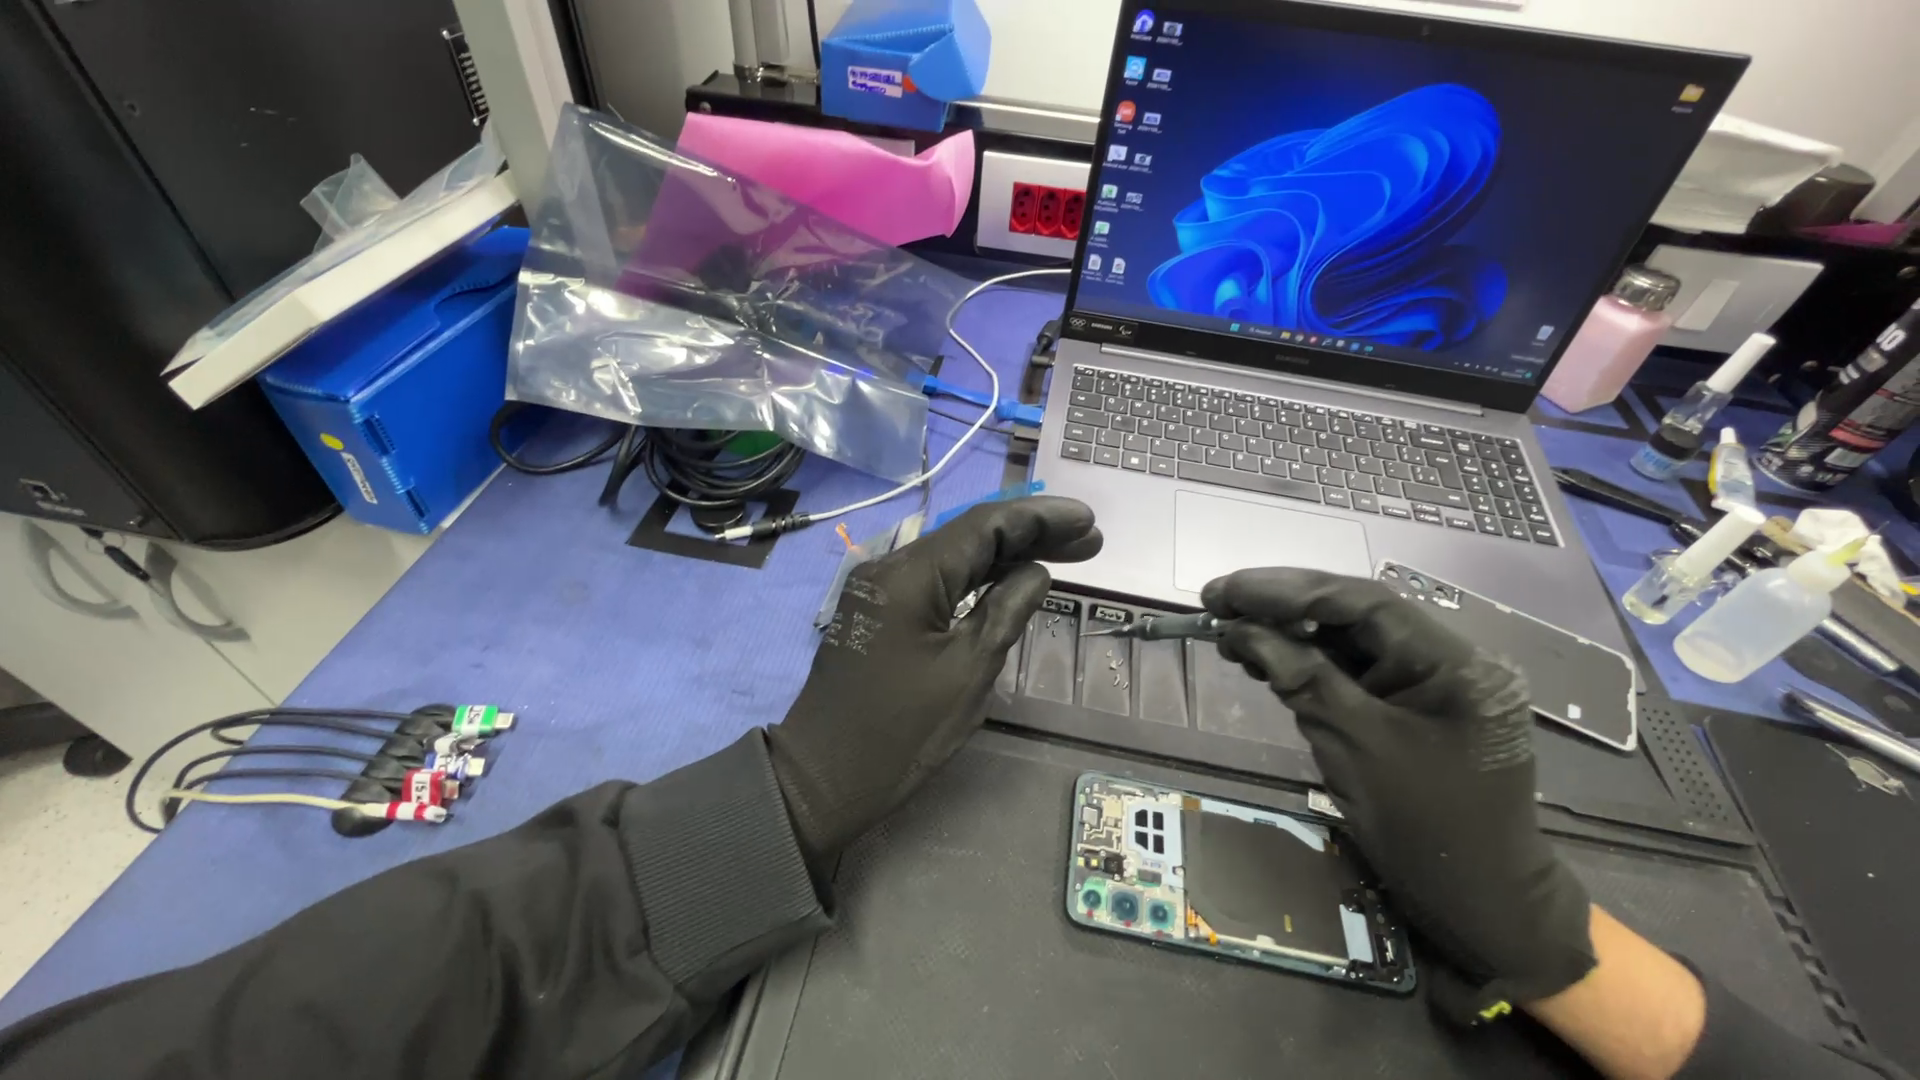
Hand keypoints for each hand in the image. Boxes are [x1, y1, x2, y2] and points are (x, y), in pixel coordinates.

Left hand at [768, 497, 1101, 865]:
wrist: (823, 777)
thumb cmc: (901, 732)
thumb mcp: (968, 672)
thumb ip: (1006, 610)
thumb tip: (1035, 572)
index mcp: (911, 574)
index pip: (985, 525)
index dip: (1040, 519)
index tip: (1088, 519)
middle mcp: (892, 567)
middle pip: (971, 536)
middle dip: (1031, 534)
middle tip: (1089, 539)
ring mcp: (882, 589)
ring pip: (954, 557)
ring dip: (1007, 555)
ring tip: (1066, 555)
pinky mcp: (881, 612)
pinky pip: (937, 582)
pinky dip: (977, 579)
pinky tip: (1012, 581)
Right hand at [1202, 568, 1594, 1006]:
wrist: (1479, 902)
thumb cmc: (1425, 823)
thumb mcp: (1354, 743)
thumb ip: (1300, 676)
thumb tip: (1239, 629)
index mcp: (1452, 661)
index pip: (1361, 602)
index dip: (1288, 590)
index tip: (1227, 591)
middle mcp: (1444, 658)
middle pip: (1352, 614)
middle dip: (1282, 606)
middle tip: (1217, 601)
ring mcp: (1425, 683)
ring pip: (1346, 641)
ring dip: (1287, 634)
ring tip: (1228, 633)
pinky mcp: (1405, 707)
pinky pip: (1350, 672)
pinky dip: (1304, 665)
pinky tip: (1261, 661)